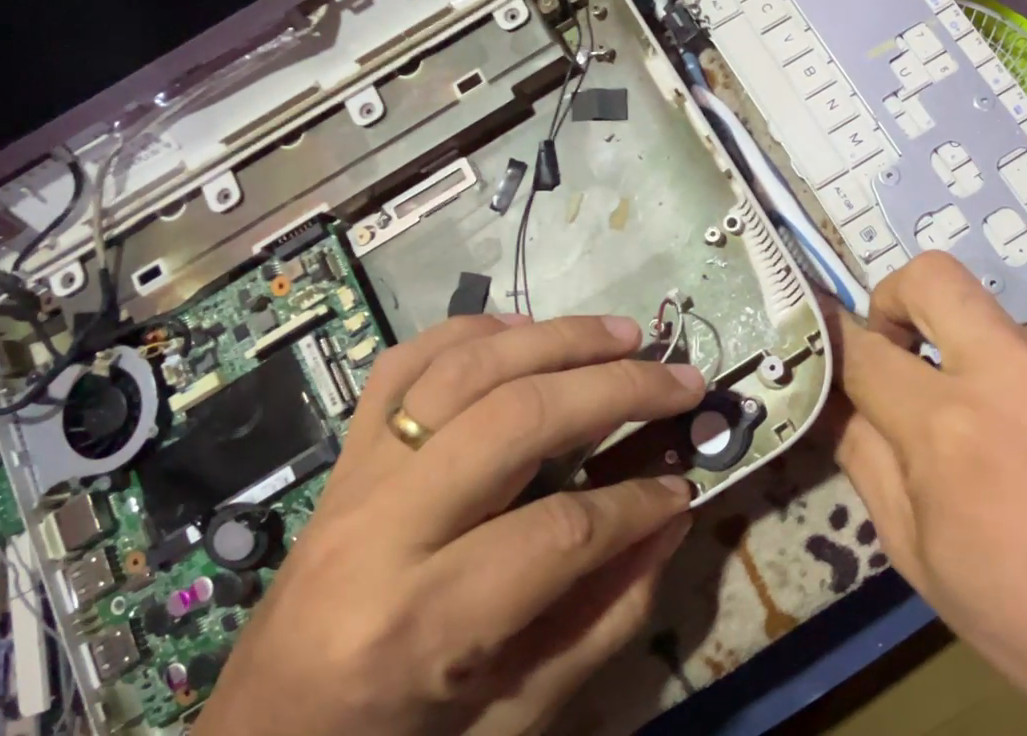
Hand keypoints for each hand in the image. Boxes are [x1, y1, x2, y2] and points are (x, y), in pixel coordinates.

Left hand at [199, 313, 707, 735]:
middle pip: (516, 420)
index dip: (639, 504)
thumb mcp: (513, 718)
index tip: (685, 489)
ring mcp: (352, 482)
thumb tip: (670, 521)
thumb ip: (602, 621)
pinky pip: (400, 367)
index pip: (559, 531)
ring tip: (623, 336)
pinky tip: (524, 329)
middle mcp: (379, 533)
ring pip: (462, 370)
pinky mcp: (341, 461)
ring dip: (555, 339)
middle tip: (683, 380)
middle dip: (616, 389)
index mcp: (420, 624)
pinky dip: (468, 332)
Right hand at [833, 253, 1026, 735]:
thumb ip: (866, 459)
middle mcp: (1019, 376)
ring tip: (1023, 440)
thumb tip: (841, 398)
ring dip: (992, 368)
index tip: (831, 340)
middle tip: (906, 348)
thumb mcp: (917, 555)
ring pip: (1010, 330)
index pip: (863, 349)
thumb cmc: (1026, 620)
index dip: (834, 340)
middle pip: (933, 277)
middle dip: (898, 299)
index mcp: (950, 429)